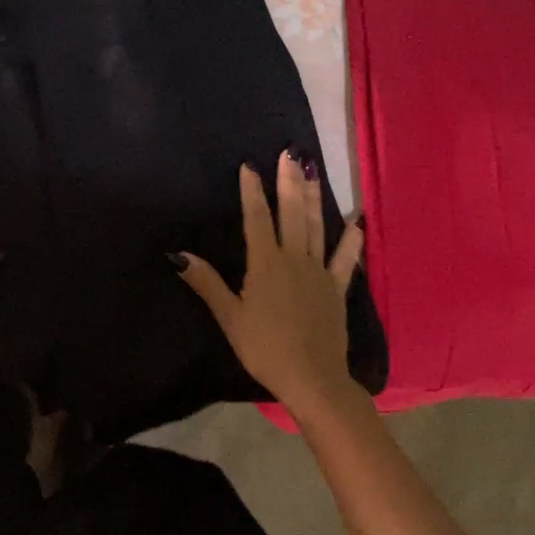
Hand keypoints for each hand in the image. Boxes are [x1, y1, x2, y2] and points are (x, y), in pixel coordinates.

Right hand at [173, 151, 365, 419]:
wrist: (313, 379)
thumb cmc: (264, 348)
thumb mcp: (229, 317)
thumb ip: (207, 283)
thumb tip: (177, 253)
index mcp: (265, 264)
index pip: (256, 219)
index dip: (252, 191)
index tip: (249, 166)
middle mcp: (293, 260)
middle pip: (291, 214)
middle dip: (289, 183)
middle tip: (289, 154)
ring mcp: (318, 273)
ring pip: (316, 228)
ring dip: (314, 199)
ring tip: (313, 172)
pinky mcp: (336, 289)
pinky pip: (345, 259)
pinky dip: (351, 240)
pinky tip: (356, 221)